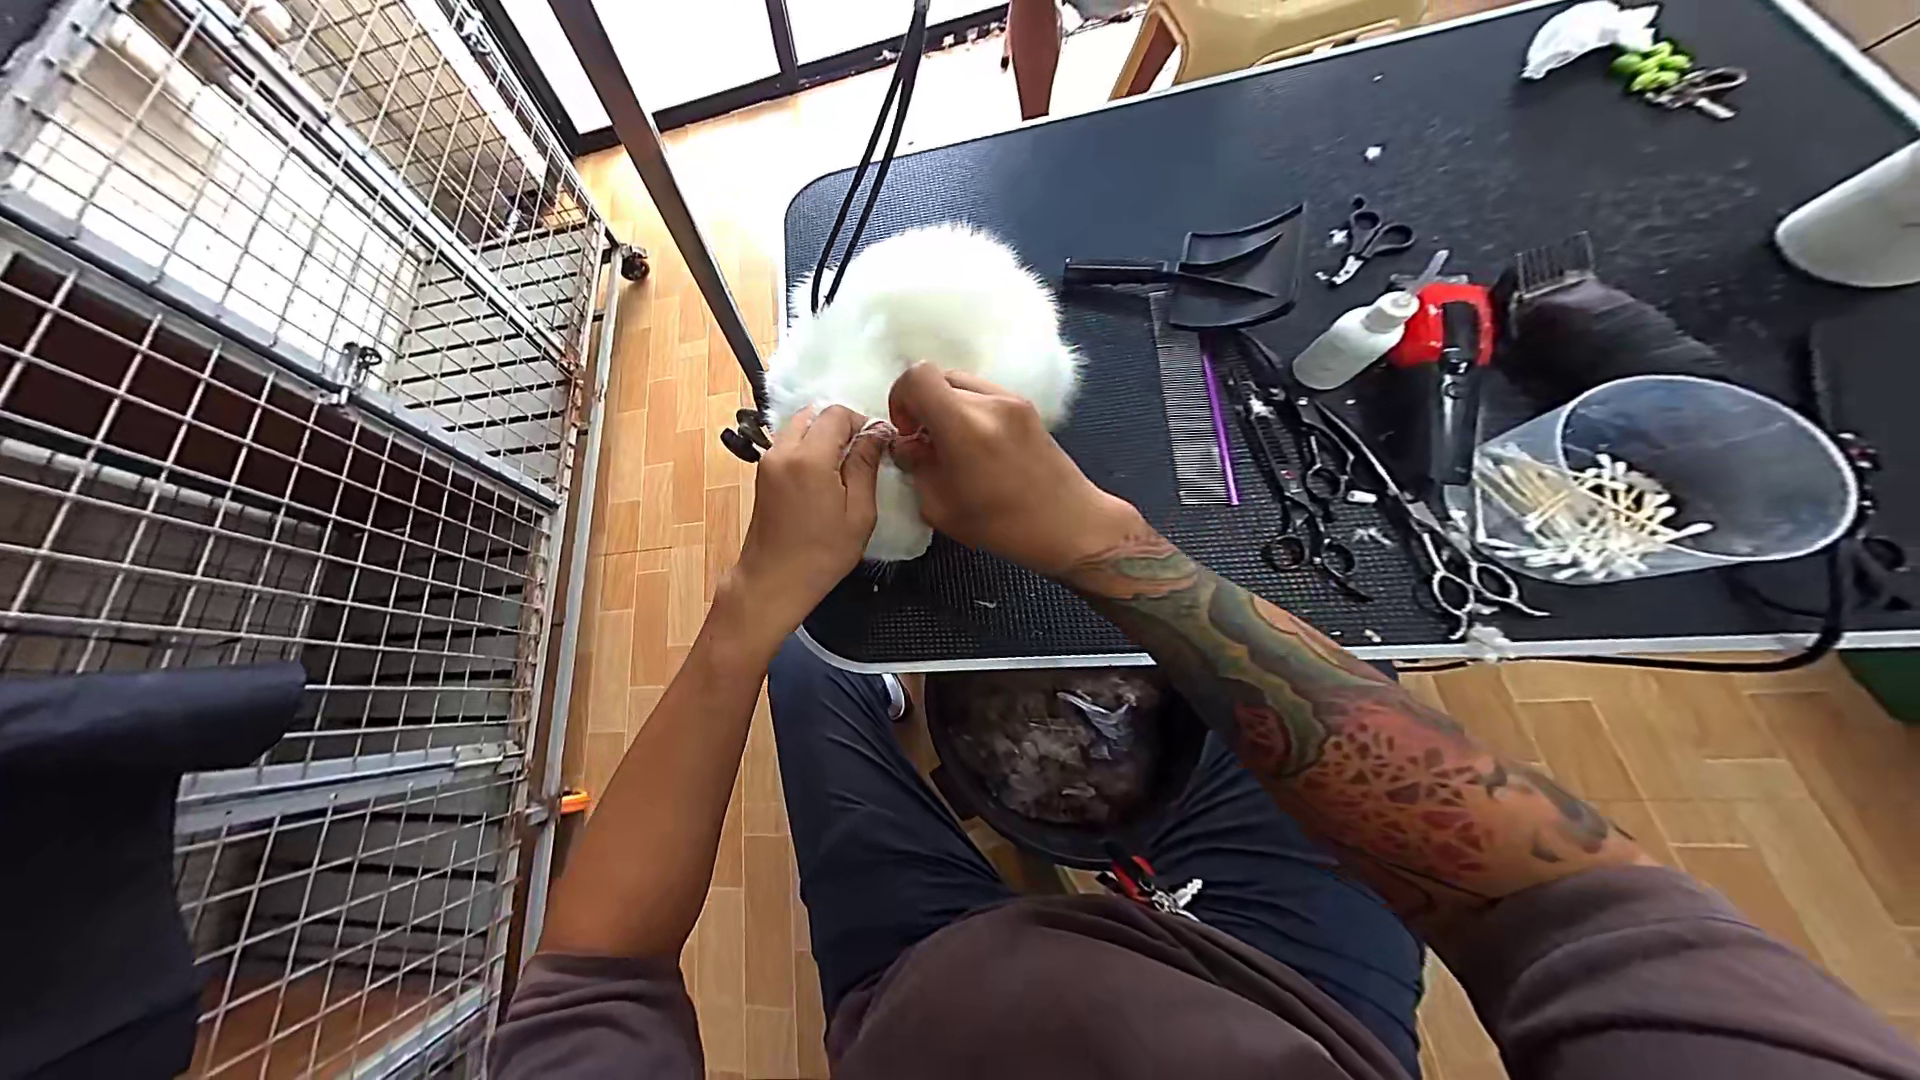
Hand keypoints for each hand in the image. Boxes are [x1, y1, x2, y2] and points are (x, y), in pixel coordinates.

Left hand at [727, 406, 887, 632]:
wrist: (772, 582)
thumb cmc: (822, 554)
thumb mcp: (859, 513)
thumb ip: (866, 465)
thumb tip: (877, 432)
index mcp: (809, 458)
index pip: (837, 414)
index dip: (862, 423)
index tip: (878, 446)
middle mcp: (783, 450)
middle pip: (815, 414)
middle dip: (842, 426)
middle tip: (862, 455)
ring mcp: (768, 461)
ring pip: (800, 426)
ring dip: (824, 436)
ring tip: (845, 467)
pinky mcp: (763, 473)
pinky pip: (789, 443)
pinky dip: (809, 447)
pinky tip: (825, 476)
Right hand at [888, 362, 1144, 578]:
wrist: (1071, 525)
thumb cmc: (1003, 527)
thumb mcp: (941, 508)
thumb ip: (915, 466)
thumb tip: (906, 444)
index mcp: (963, 424)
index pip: (916, 376)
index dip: (900, 398)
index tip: (907, 432)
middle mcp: (989, 401)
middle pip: (938, 378)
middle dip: (923, 407)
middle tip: (927, 444)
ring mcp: (1012, 401)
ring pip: (962, 384)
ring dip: (946, 409)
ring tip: (953, 448)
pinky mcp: (1028, 408)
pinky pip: (985, 395)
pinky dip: (970, 413)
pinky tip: (978, 449)